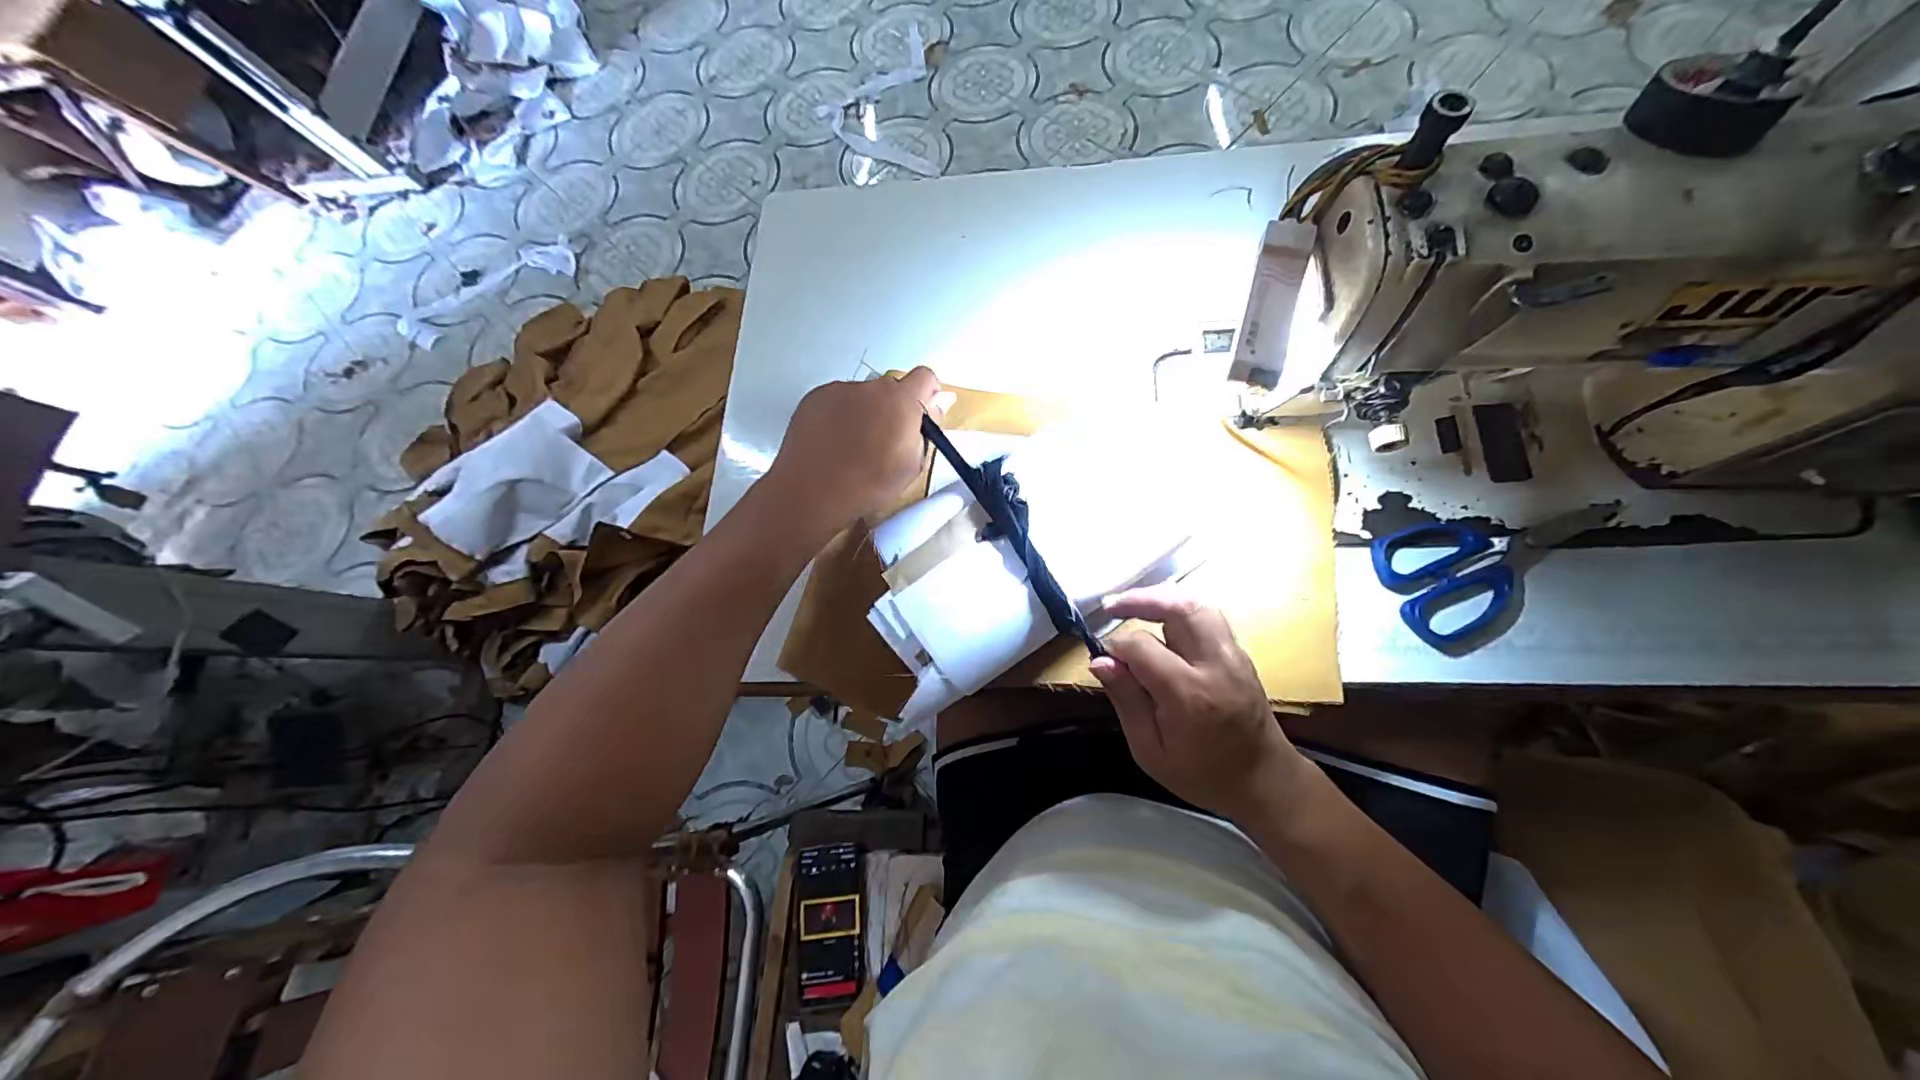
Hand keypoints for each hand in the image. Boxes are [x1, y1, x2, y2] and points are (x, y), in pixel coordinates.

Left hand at [765, 367, 943, 531]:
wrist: (812, 491)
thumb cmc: (868, 485)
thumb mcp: (912, 465)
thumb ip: (927, 429)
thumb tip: (934, 406)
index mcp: (901, 401)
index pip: (925, 377)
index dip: (927, 393)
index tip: (921, 412)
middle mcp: (871, 388)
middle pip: (891, 388)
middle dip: (893, 408)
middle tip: (885, 440)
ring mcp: (840, 390)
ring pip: (862, 395)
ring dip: (864, 412)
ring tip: (853, 446)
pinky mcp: (815, 398)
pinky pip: (836, 401)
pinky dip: (839, 416)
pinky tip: (833, 443)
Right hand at [1089, 588, 1309, 821]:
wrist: (1265, 782)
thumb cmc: (1203, 776)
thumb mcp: (1150, 750)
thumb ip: (1126, 700)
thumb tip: (1100, 661)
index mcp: (1190, 694)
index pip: (1142, 647)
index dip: (1115, 646)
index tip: (1103, 659)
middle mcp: (1215, 665)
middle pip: (1179, 608)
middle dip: (1140, 599)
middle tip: (1111, 606)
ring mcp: (1234, 656)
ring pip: (1198, 605)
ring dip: (1163, 599)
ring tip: (1134, 606)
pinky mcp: (1240, 655)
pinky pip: (1209, 618)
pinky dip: (1181, 611)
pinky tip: (1161, 623)